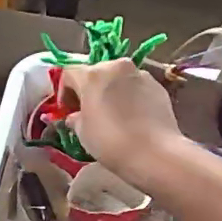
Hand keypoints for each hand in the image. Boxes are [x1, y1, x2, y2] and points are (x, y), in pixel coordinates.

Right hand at [60, 60, 189, 190]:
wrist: (154, 153)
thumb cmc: (111, 142)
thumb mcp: (83, 134)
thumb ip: (75, 119)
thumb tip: (75, 117)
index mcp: (92, 75)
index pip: (69, 73)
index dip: (64, 92)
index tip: (67, 111)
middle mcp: (116, 67)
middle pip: (96, 72)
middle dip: (89, 90)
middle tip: (88, 113)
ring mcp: (140, 75)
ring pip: (118, 79)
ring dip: (111, 93)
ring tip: (112, 116)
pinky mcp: (157, 86)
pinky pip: (136, 88)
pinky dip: (130, 98)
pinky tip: (131, 119)